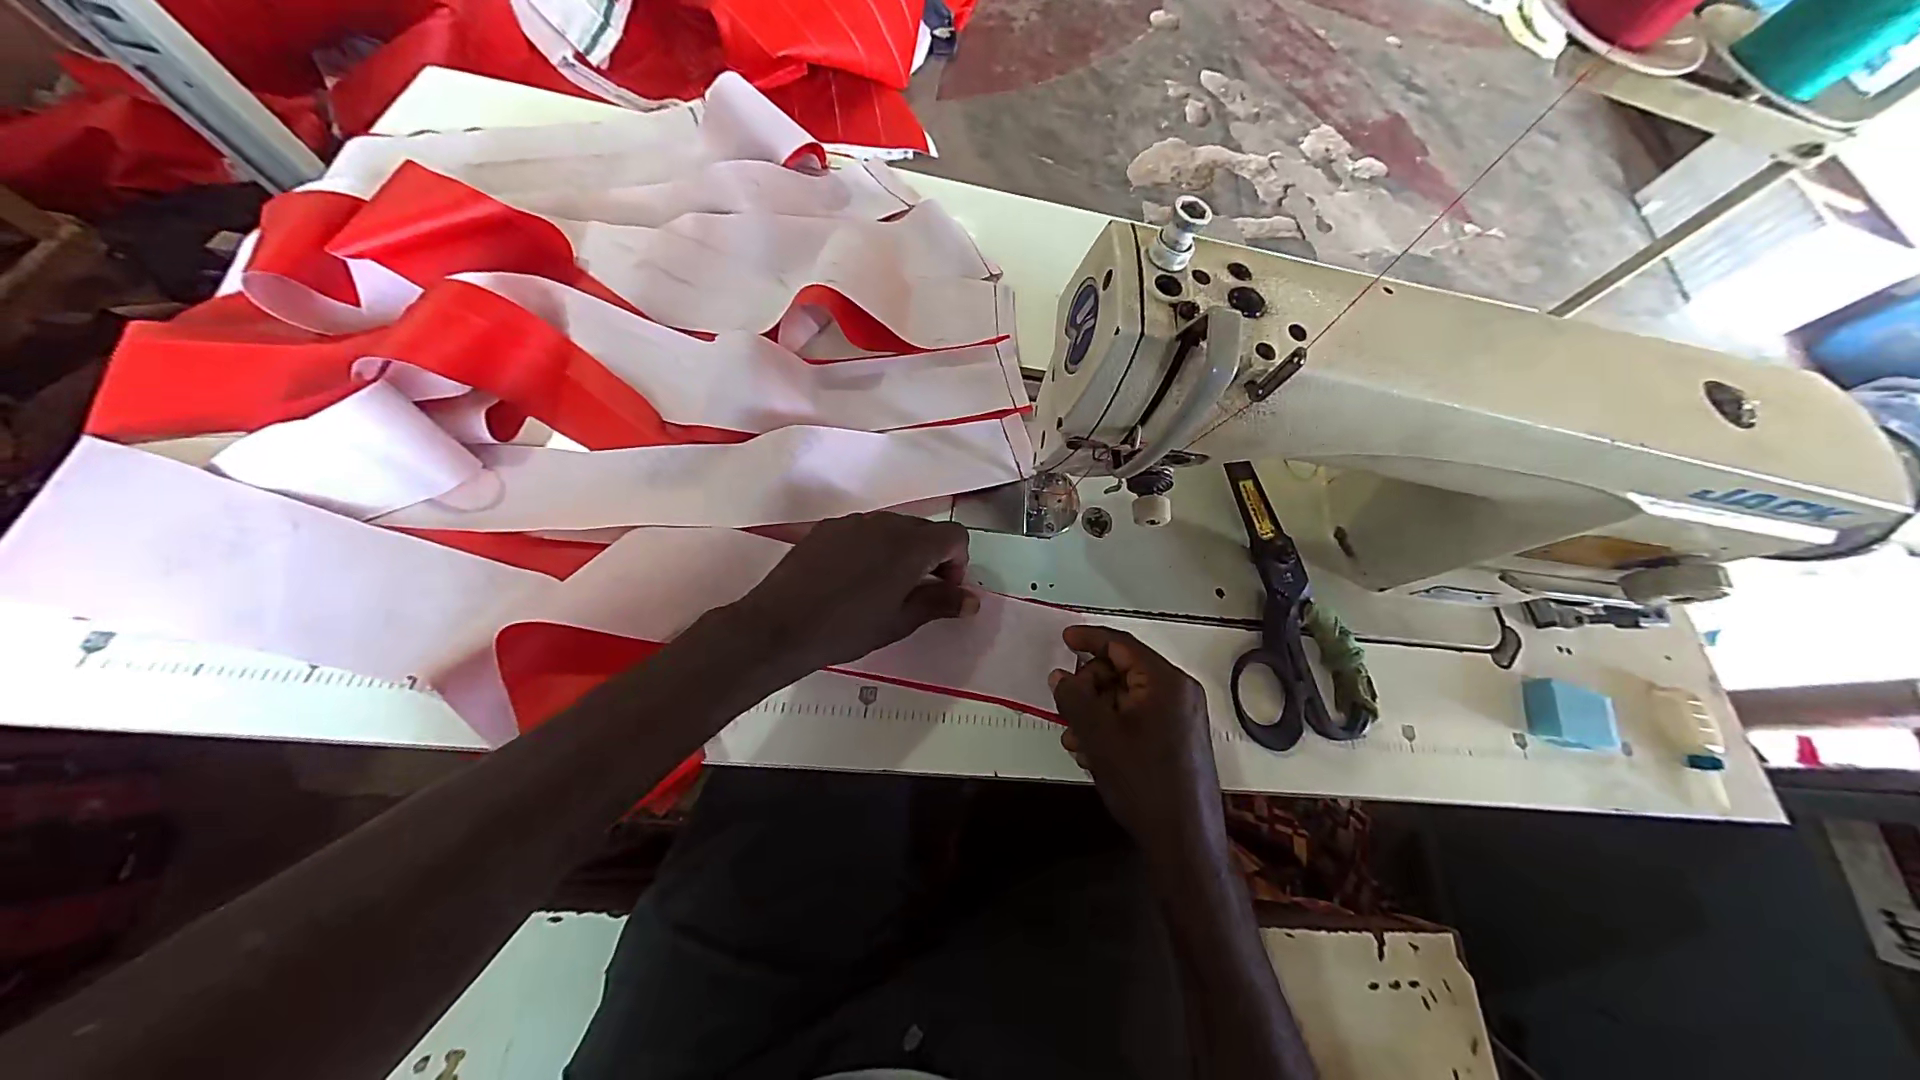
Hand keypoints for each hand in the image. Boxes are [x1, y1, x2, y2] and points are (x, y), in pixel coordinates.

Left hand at [729, 512, 976, 675]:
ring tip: (885, 588)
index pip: (954, 536)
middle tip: (918, 593)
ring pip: (894, 528)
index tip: (943, 591)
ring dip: (902, 552)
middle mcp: (885, 523)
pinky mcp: (828, 527)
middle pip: (925, 530)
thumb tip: (971, 600)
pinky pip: (864, 530)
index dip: (957, 563)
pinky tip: (854, 579)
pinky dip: (873, 548)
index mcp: (910, 545)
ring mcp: (854, 522)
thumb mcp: (899, 621)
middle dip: (932, 557)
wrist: (779, 625)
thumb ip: (940, 603)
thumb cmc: (847, 628)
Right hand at [1049, 625, 1226, 861]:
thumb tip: (1060, 675)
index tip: (1063, 639)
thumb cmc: (1142, 780)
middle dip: (1089, 686)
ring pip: (1126, 698)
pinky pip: (1138, 718)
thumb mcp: (1098, 735)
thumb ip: (1074, 698)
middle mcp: (1179, 693)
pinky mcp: (1178, 739)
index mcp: (1165, 682)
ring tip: (1074, 740)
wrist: (1184, 839)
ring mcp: (1181, 717)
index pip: (1123, 644)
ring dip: (1095, 712)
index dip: (1090, 638)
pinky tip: (1093, 753)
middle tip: (1066, 707)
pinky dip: (1112, 727)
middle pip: (1123, 671)